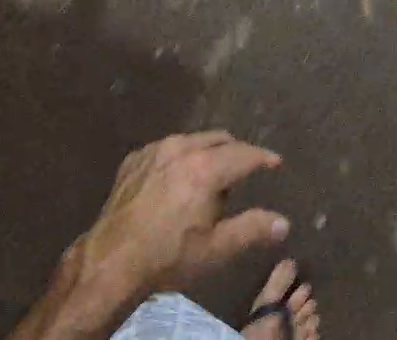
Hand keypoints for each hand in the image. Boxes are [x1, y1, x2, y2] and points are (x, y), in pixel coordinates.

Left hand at [75, 130, 289, 298]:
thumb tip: (283, 222)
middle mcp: (180, 148)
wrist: (114, 258)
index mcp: (204, 168)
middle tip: (246, 171)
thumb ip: (252, 229)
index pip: (243, 154)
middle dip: (236, 151)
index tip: (276, 162)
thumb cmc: (170, 256)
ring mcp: (154, 150)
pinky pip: (166, 149)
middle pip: (217, 139)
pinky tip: (178, 181)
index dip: (263, 157)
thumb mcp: (217, 249)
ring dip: (207, 152)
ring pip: (191, 140)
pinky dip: (180, 158)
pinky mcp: (134, 158)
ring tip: (211, 180)